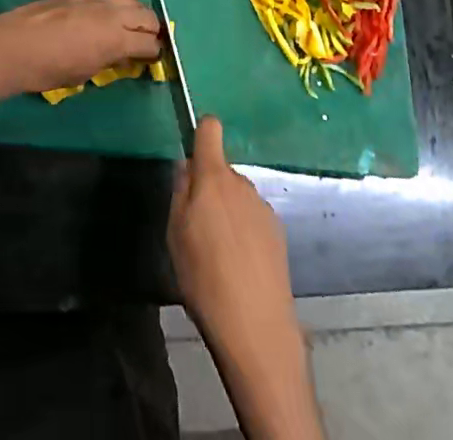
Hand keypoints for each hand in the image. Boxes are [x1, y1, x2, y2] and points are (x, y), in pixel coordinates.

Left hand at [0, 0, 160, 94]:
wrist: (9, 48)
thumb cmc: (46, 71)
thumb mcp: (83, 74)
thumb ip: (107, 62)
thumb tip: (118, 56)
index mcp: (115, 39)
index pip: (150, 42)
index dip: (156, 53)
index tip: (155, 60)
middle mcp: (110, 15)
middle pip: (146, 15)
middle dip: (153, 29)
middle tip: (149, 42)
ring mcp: (92, 2)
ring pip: (127, 2)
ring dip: (135, 16)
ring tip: (129, 29)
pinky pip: (104, 2)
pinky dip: (111, 12)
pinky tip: (99, 24)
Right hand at [169, 118, 322, 439]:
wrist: (254, 321)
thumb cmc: (203, 275)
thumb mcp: (175, 233)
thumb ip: (181, 192)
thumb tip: (187, 167)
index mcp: (214, 178)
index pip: (211, 131)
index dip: (201, 132)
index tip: (193, 151)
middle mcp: (242, 184)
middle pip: (221, 170)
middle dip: (208, 187)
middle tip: (194, 225)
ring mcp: (263, 206)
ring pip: (237, 196)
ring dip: (226, 211)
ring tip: (216, 252)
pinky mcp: (277, 230)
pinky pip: (252, 217)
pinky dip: (243, 230)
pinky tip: (237, 263)